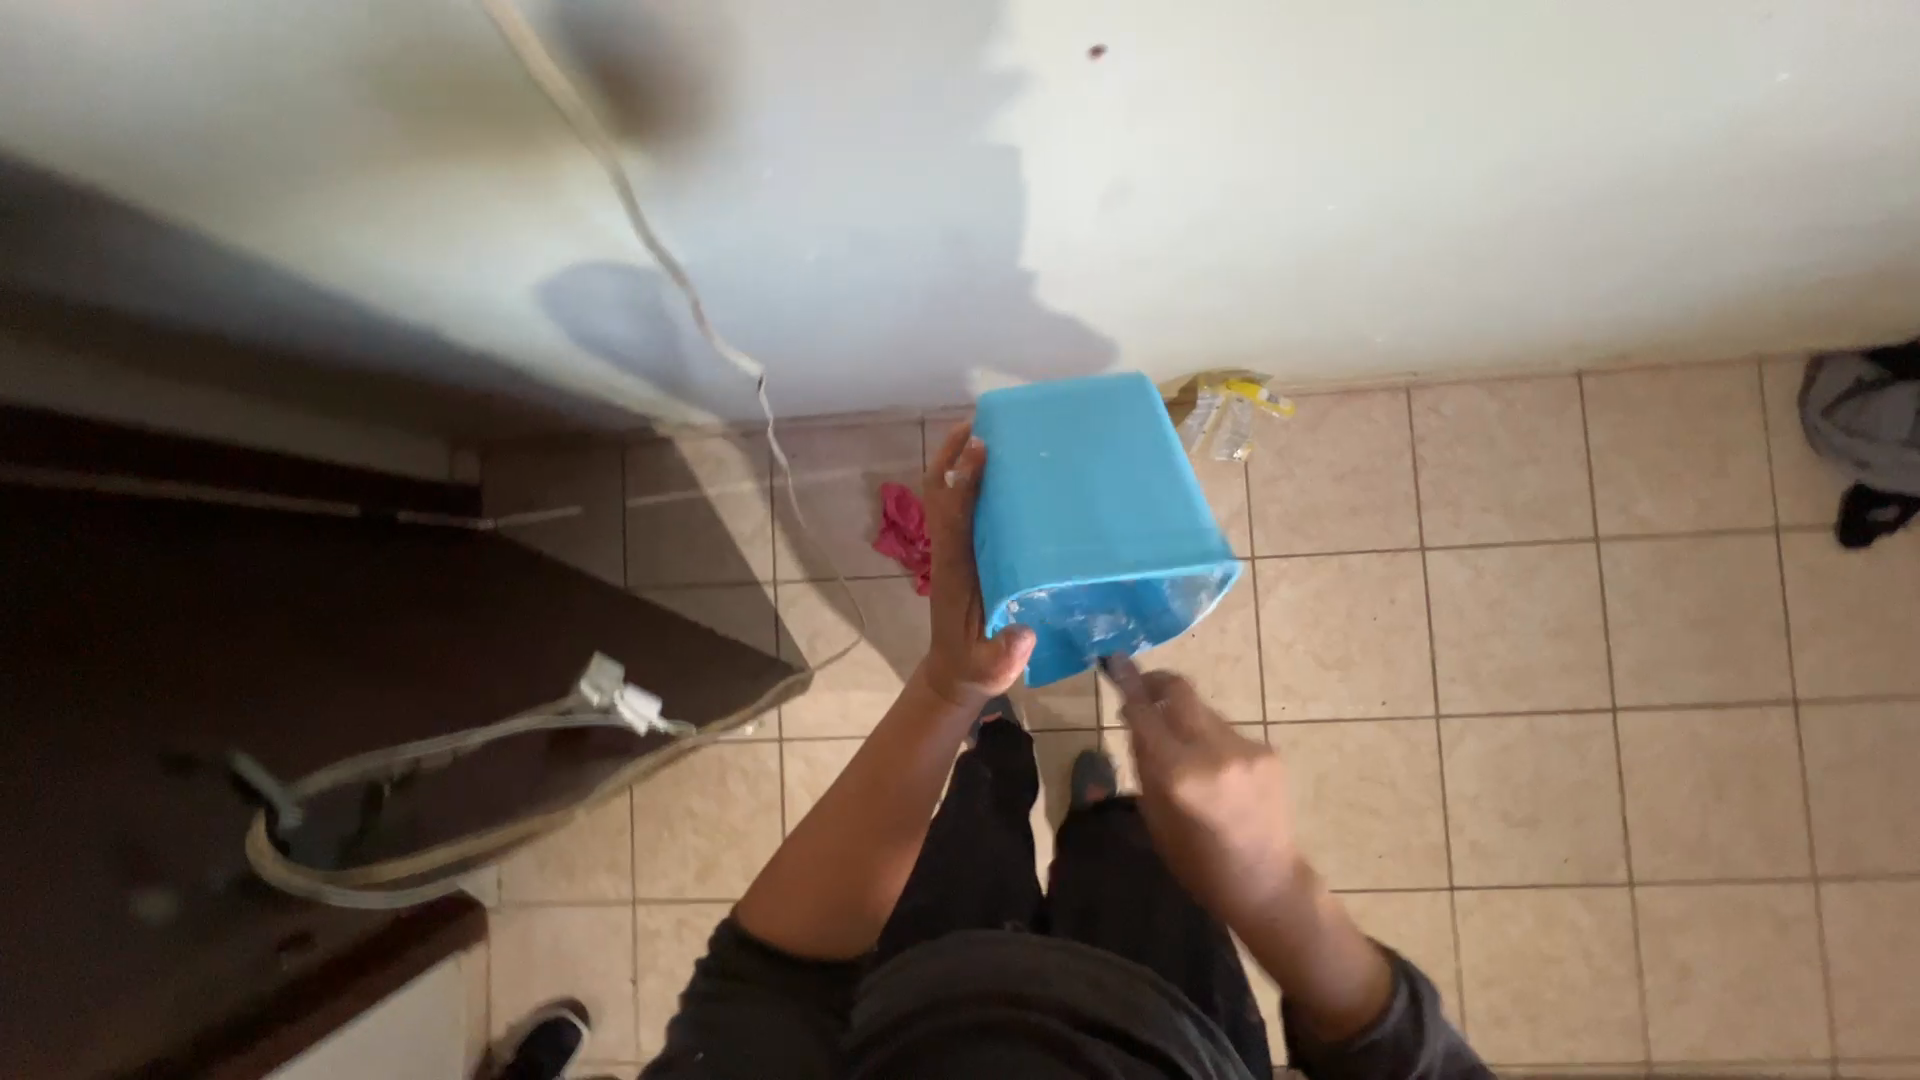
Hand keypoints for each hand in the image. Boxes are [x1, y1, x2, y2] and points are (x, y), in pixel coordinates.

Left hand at [918, 422, 1036, 708]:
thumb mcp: (991, 667)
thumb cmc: (976, 666)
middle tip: (978, 421)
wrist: (955, 671)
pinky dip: (969, 479)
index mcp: (955, 570)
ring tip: (987, 428)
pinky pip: (961, 506)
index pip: (954, 517)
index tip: (981, 449)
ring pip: (945, 494)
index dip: (964, 483)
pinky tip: (999, 466)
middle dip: (950, 456)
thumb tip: (1023, 634)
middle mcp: (950, 550)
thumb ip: (1004, 654)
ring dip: (956, 460)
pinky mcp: (965, 550)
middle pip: (939, 492)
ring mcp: (955, 548)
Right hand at [1120, 670, 1304, 923]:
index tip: (1113, 660)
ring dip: (1183, 717)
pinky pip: (1225, 731)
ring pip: (1202, 711)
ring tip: (1178, 746)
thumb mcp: (1154, 815)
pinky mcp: (1267, 751)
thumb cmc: (1197, 861)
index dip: (1127, 684)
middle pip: (1180, 691)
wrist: (1267, 882)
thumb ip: (1144, 762)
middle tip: (1140, 687)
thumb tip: (1135, 720)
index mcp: (1179, 774)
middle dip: (1156, 682)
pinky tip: (1211, 769)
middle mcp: (1214, 751)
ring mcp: (1246, 748)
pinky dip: (1208, 739)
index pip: (1145, 713)